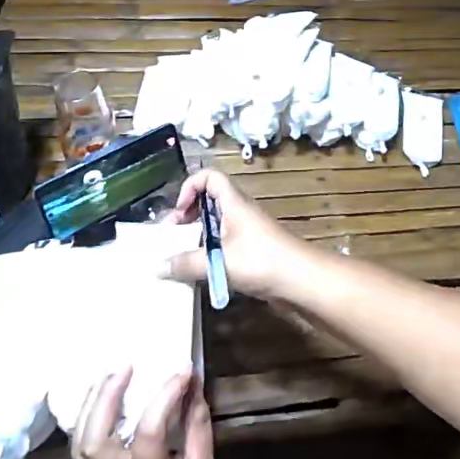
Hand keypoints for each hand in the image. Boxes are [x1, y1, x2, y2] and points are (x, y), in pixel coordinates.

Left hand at [72, 367, 213, 458]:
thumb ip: (199, 434)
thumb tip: (195, 390)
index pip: (148, 432)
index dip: (166, 397)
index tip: (184, 371)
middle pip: (94, 440)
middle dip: (106, 398)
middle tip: (126, 365)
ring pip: (80, 441)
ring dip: (91, 402)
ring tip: (110, 372)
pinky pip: (80, 443)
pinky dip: (85, 414)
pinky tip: (99, 393)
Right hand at [163, 169, 312, 300]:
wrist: (303, 281)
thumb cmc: (263, 262)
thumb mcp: (221, 262)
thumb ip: (187, 264)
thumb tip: (157, 267)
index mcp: (234, 203)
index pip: (209, 176)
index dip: (190, 187)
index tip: (179, 213)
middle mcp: (240, 212)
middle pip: (209, 200)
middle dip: (187, 215)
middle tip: (173, 236)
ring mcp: (247, 231)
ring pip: (216, 223)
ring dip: (197, 235)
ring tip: (181, 255)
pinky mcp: (252, 251)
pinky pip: (224, 242)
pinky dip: (210, 251)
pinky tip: (201, 270)